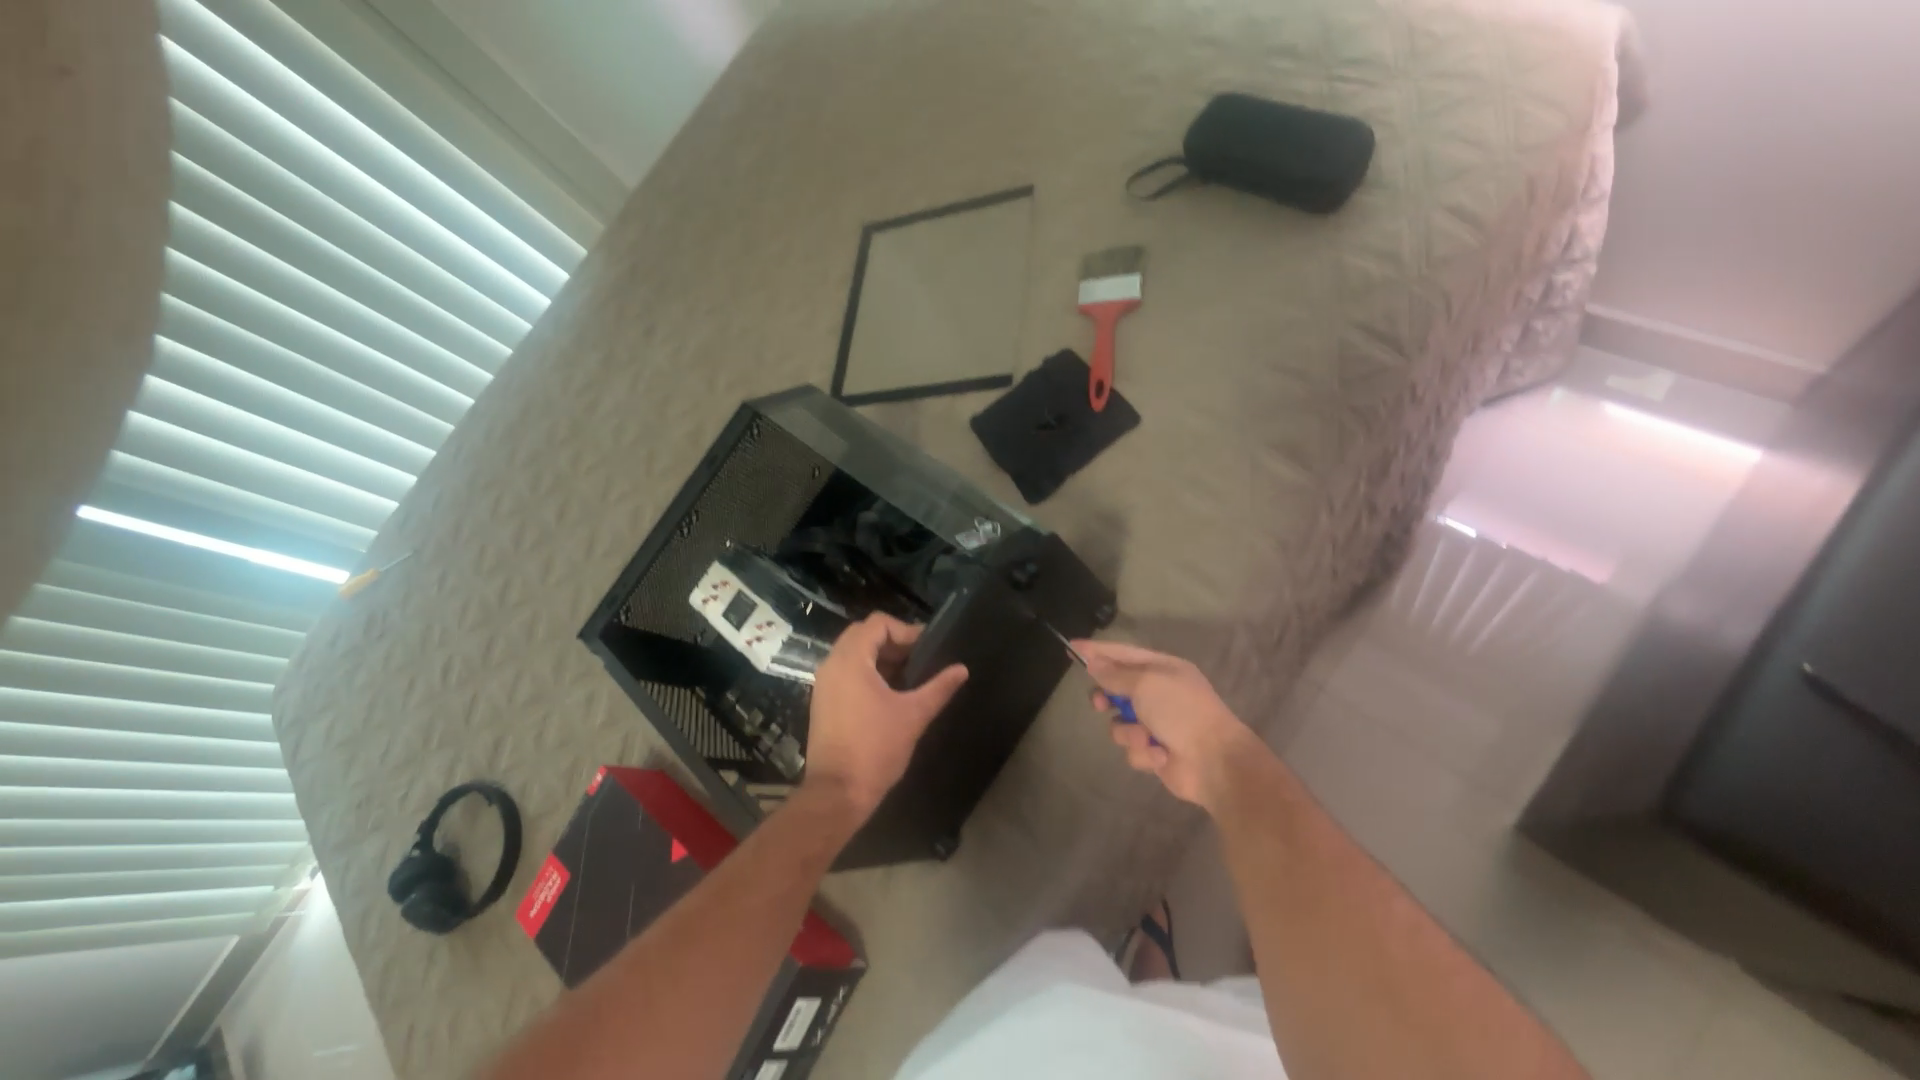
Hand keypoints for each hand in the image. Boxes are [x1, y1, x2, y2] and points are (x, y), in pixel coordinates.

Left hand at [804, 614, 967, 818]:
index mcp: (851, 661)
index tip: (928, 648)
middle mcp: (831, 666)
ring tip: (910, 676)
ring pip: (853, 655)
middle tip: (921, 659)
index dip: (906, 630)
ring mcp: (824, 685)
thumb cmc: (876, 749)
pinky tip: (891, 694)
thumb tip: (962, 669)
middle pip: (863, 635)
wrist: (838, 792)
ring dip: (881, 658)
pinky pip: (846, 674)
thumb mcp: (914, 715)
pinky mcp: (824, 703)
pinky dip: (868, 674)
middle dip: (893, 642)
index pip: (877, 624)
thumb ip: (939, 688)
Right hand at [1075, 639, 1264, 811]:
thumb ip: (1115, 675)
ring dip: (1129, 732)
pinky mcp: (1155, 751)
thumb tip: (1094, 662)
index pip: (1123, 654)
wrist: (1214, 761)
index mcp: (1163, 669)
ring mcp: (1157, 724)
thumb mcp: (1146, 684)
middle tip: (1100, 703)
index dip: (1097, 651)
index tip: (1071, 647)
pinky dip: (1143, 752)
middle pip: (1117, 690)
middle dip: (1107, 698)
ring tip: (1145, 737)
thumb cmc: (1182, 712)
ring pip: (1120, 723)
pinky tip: (1160, 756)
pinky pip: (1132, 748)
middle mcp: (1159, 693)